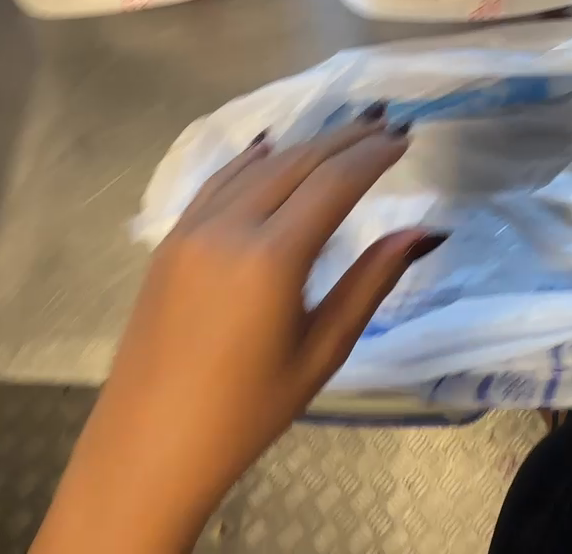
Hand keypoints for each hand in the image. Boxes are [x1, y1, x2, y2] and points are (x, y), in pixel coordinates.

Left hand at [33, 110, 444, 553]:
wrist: (147, 451)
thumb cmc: (248, 411)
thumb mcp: (323, 350)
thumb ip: (372, 281)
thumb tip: (425, 231)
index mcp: (271, 258)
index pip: (334, 182)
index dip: (373, 155)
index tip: (404, 137)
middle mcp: (228, 228)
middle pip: (299, 161)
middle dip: (346, 138)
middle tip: (385, 121)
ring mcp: (192, 229)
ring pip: (260, 165)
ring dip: (307, 143)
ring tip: (345, 131)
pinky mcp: (170, 241)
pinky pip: (219, 181)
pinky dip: (254, 159)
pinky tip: (272, 146)